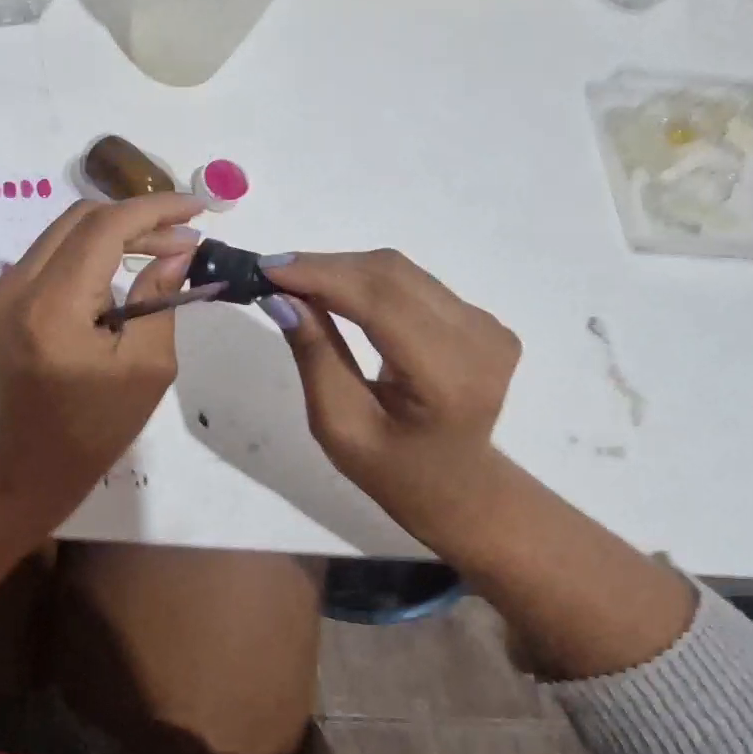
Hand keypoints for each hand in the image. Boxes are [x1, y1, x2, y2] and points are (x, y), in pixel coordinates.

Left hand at [0, 195, 204, 512]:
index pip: (104, 228)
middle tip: (183, 237)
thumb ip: (160, 298)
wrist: (31, 460)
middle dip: (137, 218)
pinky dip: (88, 250)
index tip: (198, 208)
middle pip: (80, 219)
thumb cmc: (96, 425)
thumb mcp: (146, 365)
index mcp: (51, 307)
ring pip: (63, 232)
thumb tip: (178, 249)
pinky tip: (122, 265)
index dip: (154, 209)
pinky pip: (49, 254)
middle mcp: (15, 287)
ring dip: (114, 232)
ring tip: (162, 249)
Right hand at [258, 250, 521, 532]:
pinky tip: (332, 292)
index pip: (381, 303)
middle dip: (325, 267)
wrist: (457, 486)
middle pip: (391, 277)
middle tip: (269, 273)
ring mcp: (487, 325)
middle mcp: (479, 341)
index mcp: (448, 378)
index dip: (322, 276)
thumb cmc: (390, 468)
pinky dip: (364, 282)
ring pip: (399, 272)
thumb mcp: (337, 424)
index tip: (266, 268)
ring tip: (292, 281)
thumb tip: (280, 297)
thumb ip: (315, 356)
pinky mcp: (481, 318)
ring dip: (341, 270)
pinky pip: (412, 283)